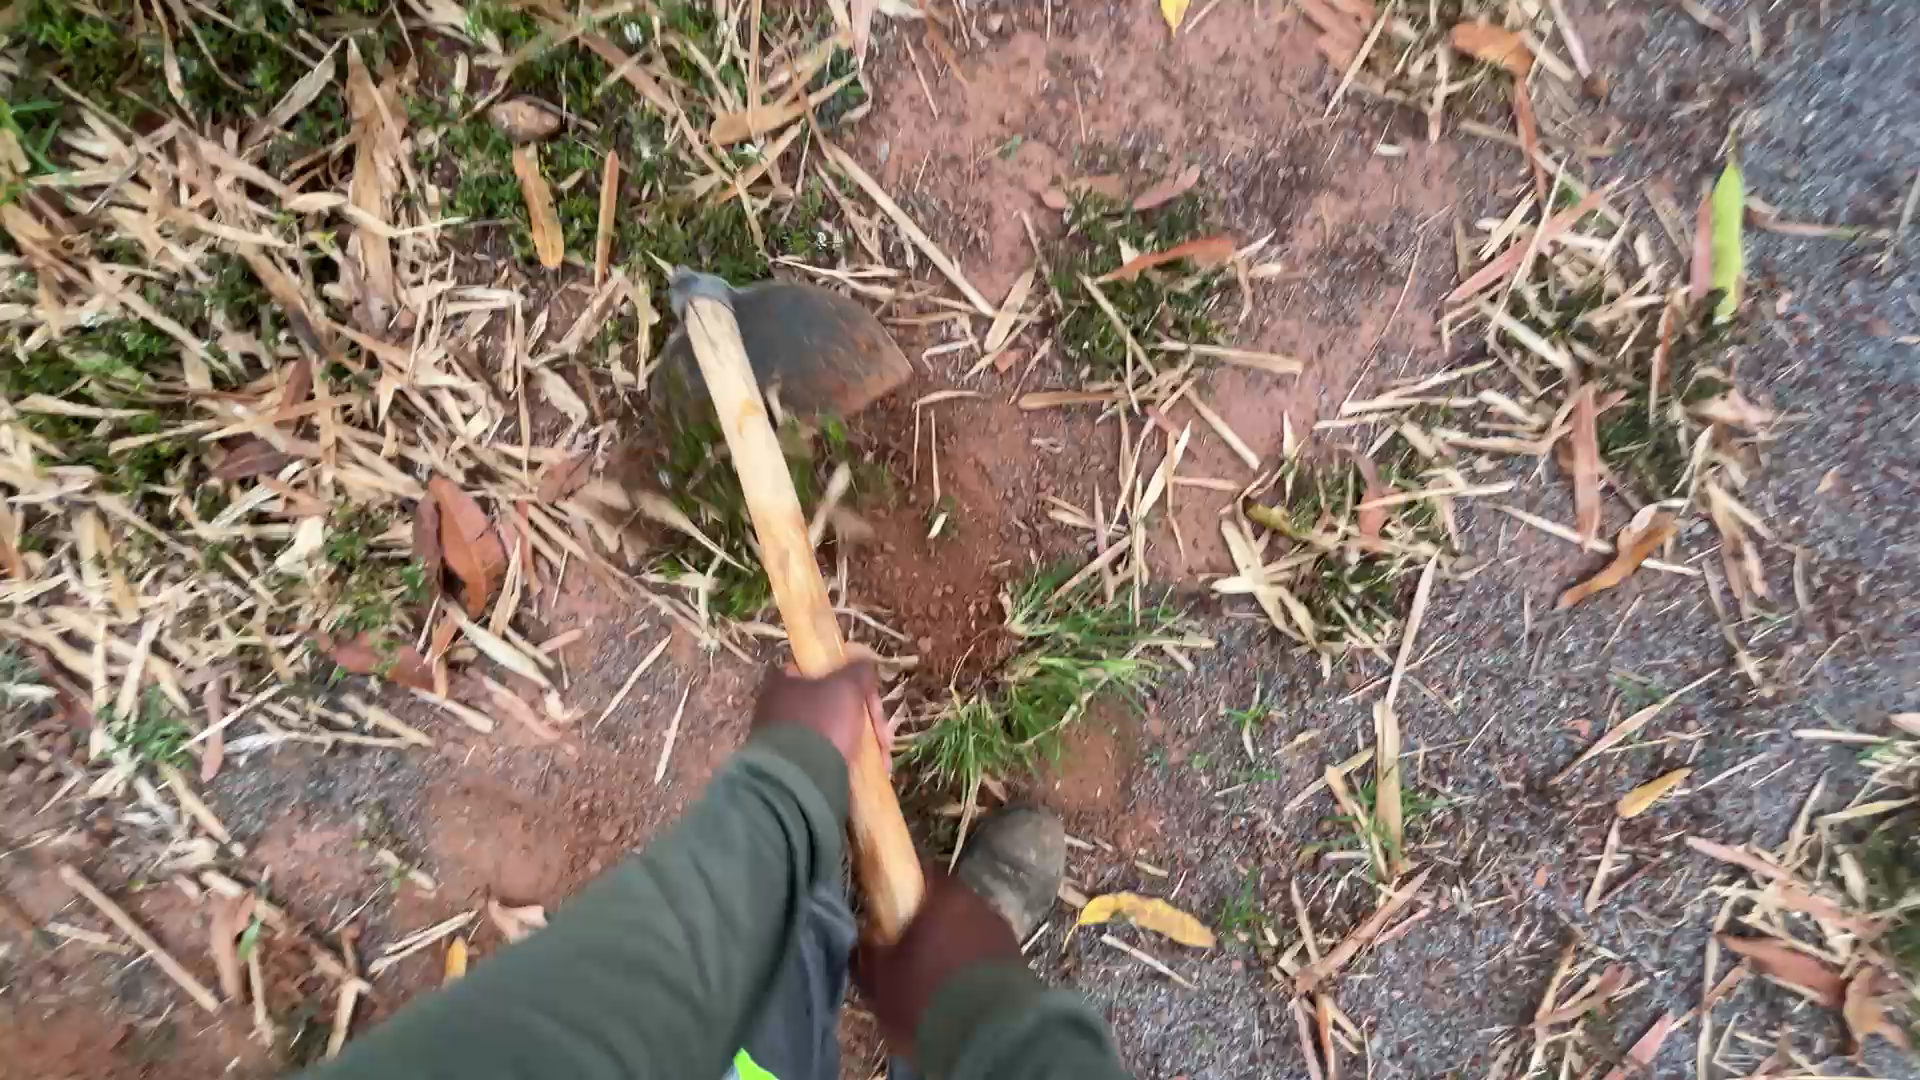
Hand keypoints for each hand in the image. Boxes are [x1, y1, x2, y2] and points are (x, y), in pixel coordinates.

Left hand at [750, 657, 881, 763]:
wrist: (798, 782)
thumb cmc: (821, 723)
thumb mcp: (846, 687)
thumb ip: (858, 670)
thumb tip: (865, 662)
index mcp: (784, 683)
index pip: (823, 671)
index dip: (852, 680)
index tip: (869, 696)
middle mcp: (779, 709)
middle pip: (834, 705)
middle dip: (866, 719)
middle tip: (882, 735)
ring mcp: (785, 741)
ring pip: (835, 732)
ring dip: (864, 743)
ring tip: (881, 758)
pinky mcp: (794, 769)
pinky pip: (829, 757)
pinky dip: (851, 761)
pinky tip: (872, 770)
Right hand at [852, 872, 1019, 1055]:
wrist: (989, 1037)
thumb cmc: (926, 999)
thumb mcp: (882, 983)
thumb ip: (870, 955)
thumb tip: (866, 940)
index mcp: (943, 896)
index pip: (924, 872)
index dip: (907, 887)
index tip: (894, 908)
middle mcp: (976, 902)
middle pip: (948, 903)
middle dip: (932, 923)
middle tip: (914, 953)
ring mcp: (1001, 929)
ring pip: (970, 928)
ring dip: (956, 945)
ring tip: (939, 979)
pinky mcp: (1018, 958)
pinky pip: (988, 954)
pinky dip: (976, 967)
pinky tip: (963, 993)